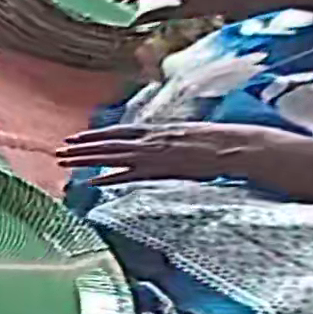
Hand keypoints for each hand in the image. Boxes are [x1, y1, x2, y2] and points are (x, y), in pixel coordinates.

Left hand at [57, 122, 312, 196]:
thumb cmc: (231, 141)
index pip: (122, 131)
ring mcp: (159, 155)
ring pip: (113, 156)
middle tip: (58, 150)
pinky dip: (108, 179)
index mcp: (166, 130)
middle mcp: (158, 140)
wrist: (254, 149)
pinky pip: (129, 175)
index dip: (97, 135)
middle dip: (83, 147)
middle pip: (111, 143)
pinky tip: (87, 183)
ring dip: (86, 159)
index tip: (74, 137)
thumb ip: (171, 138)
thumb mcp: (195, 133)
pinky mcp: (163, 170)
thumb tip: (154, 144)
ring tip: (62, 161)